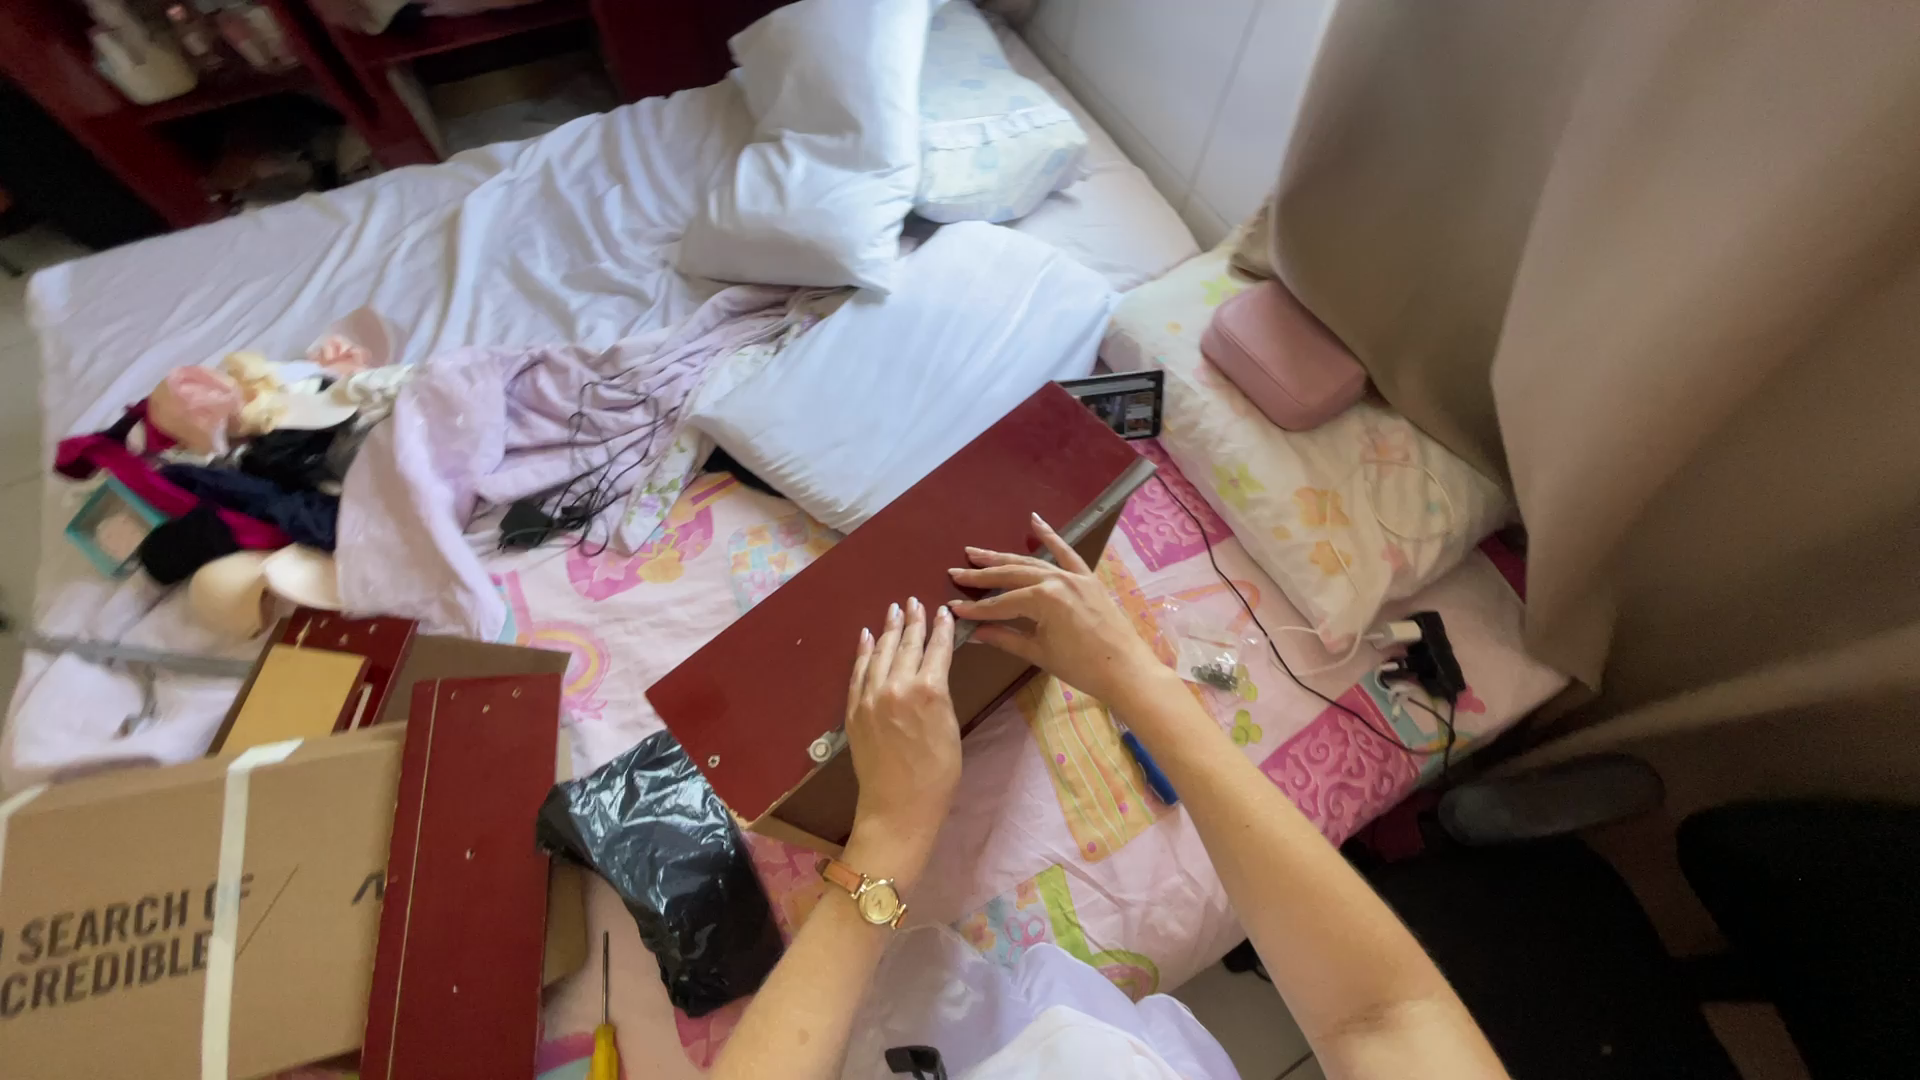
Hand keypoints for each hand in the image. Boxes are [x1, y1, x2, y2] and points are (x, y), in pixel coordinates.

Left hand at [843, 598, 960, 889]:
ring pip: (881, 653)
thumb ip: (939, 695)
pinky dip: (864, 652)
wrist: (899, 806)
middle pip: (908, 644)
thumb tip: (933, 674)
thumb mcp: (950, 727)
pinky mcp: (854, 709)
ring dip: (889, 629)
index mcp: (930, 690)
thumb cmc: (938, 774)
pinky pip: (859, 672)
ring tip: (894, 610)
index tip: (943, 611)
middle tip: (914, 601)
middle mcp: (898, 685)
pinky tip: (868, 637)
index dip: (941, 628)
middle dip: (913, 621)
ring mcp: (872, 696)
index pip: (937, 649)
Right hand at [947, 513, 1165, 706]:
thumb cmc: (1081, 668)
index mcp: (1043, 599)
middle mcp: (1056, 580)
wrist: (1126, 670)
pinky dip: (1051, 536)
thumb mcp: (1039, 653)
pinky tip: (1034, 520)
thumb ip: (1005, 638)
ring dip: (1003, 557)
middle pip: (1011, 575)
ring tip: (977, 553)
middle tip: (956, 572)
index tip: (952, 608)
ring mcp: (1073, 576)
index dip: (975, 608)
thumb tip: (974, 632)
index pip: (1000, 603)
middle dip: (982, 575)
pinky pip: (1067, 553)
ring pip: (1031, 562)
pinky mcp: (1087, 578)